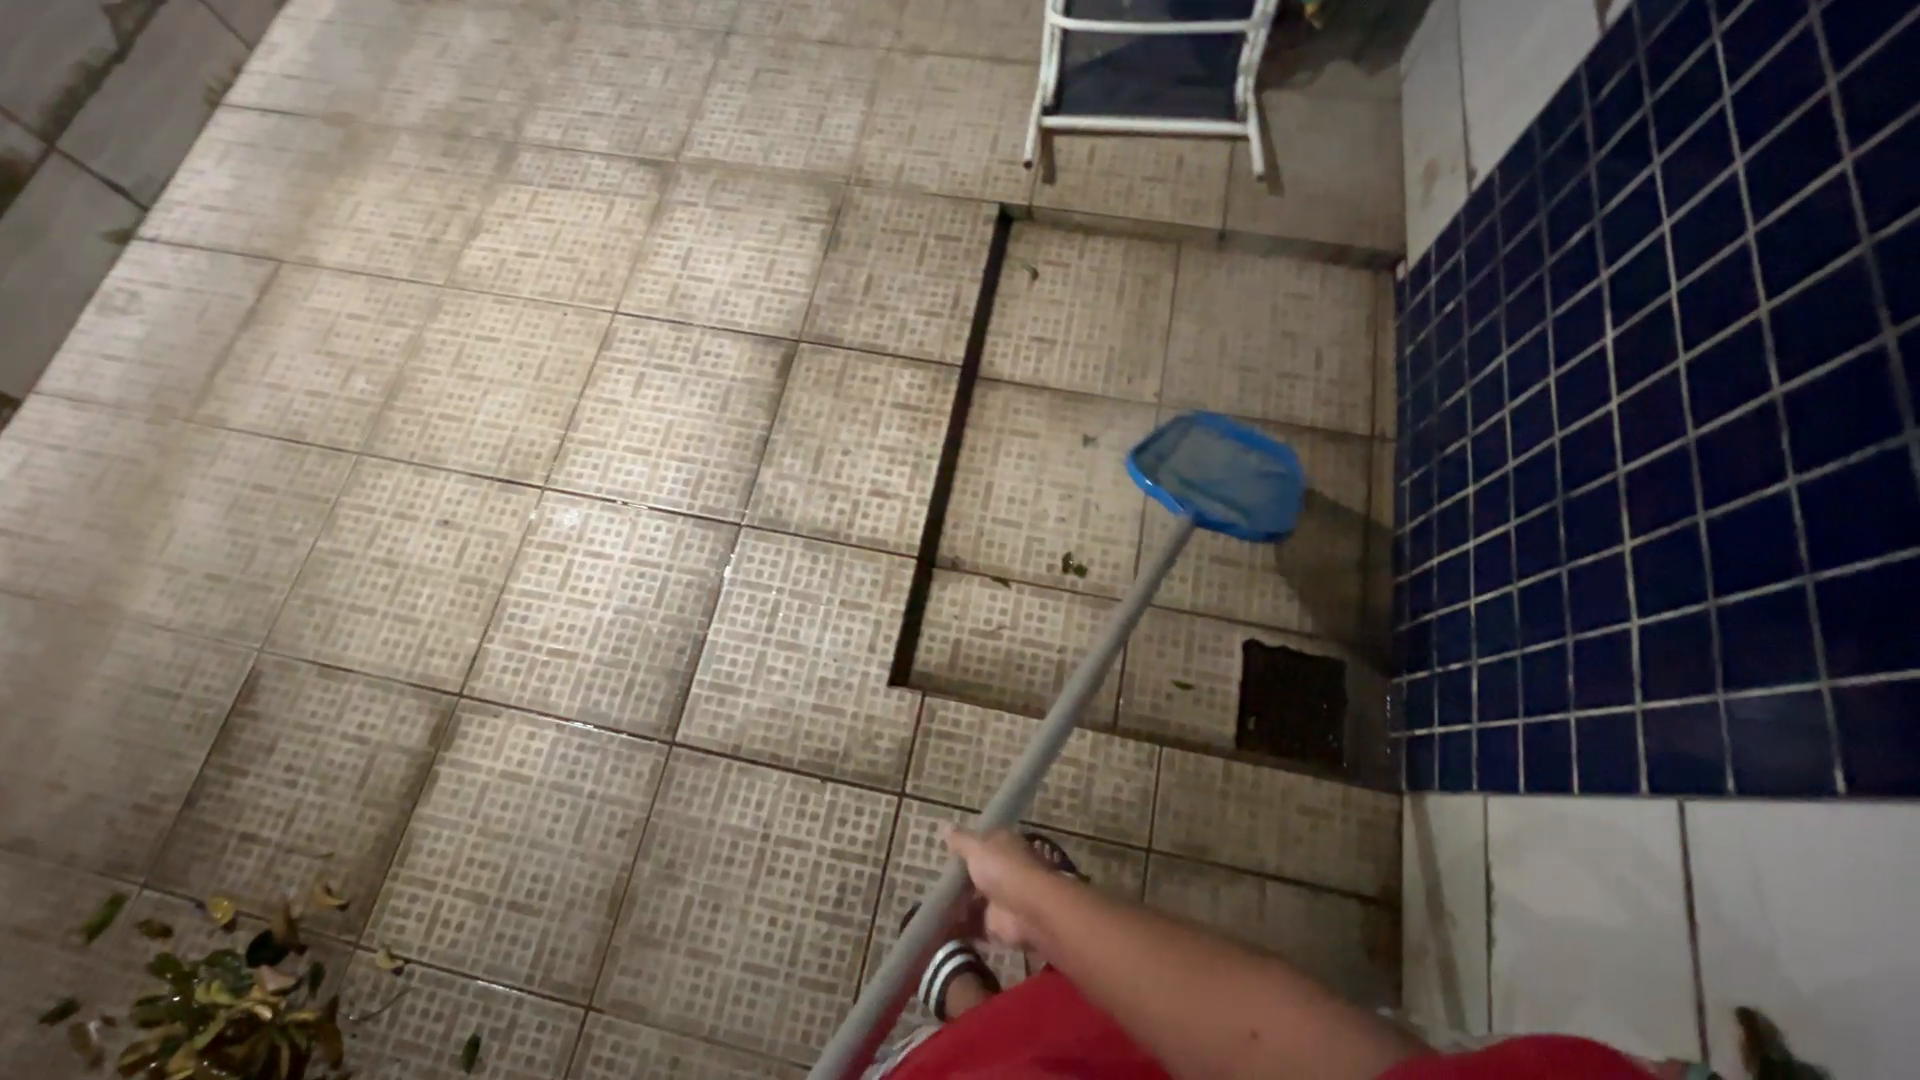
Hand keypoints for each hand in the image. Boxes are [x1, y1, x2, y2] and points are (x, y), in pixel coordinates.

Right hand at [943, 825, 1056, 951]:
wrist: (1026, 910)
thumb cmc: (1003, 869)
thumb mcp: (977, 848)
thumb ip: (961, 840)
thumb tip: (946, 825)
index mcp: (1004, 847)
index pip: (985, 843)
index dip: (967, 848)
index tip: (947, 852)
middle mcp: (1004, 871)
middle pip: (978, 874)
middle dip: (959, 881)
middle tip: (934, 882)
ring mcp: (1001, 899)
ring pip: (974, 901)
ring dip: (956, 906)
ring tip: (930, 907)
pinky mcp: (996, 925)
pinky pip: (972, 926)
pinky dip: (957, 929)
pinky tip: (938, 927)